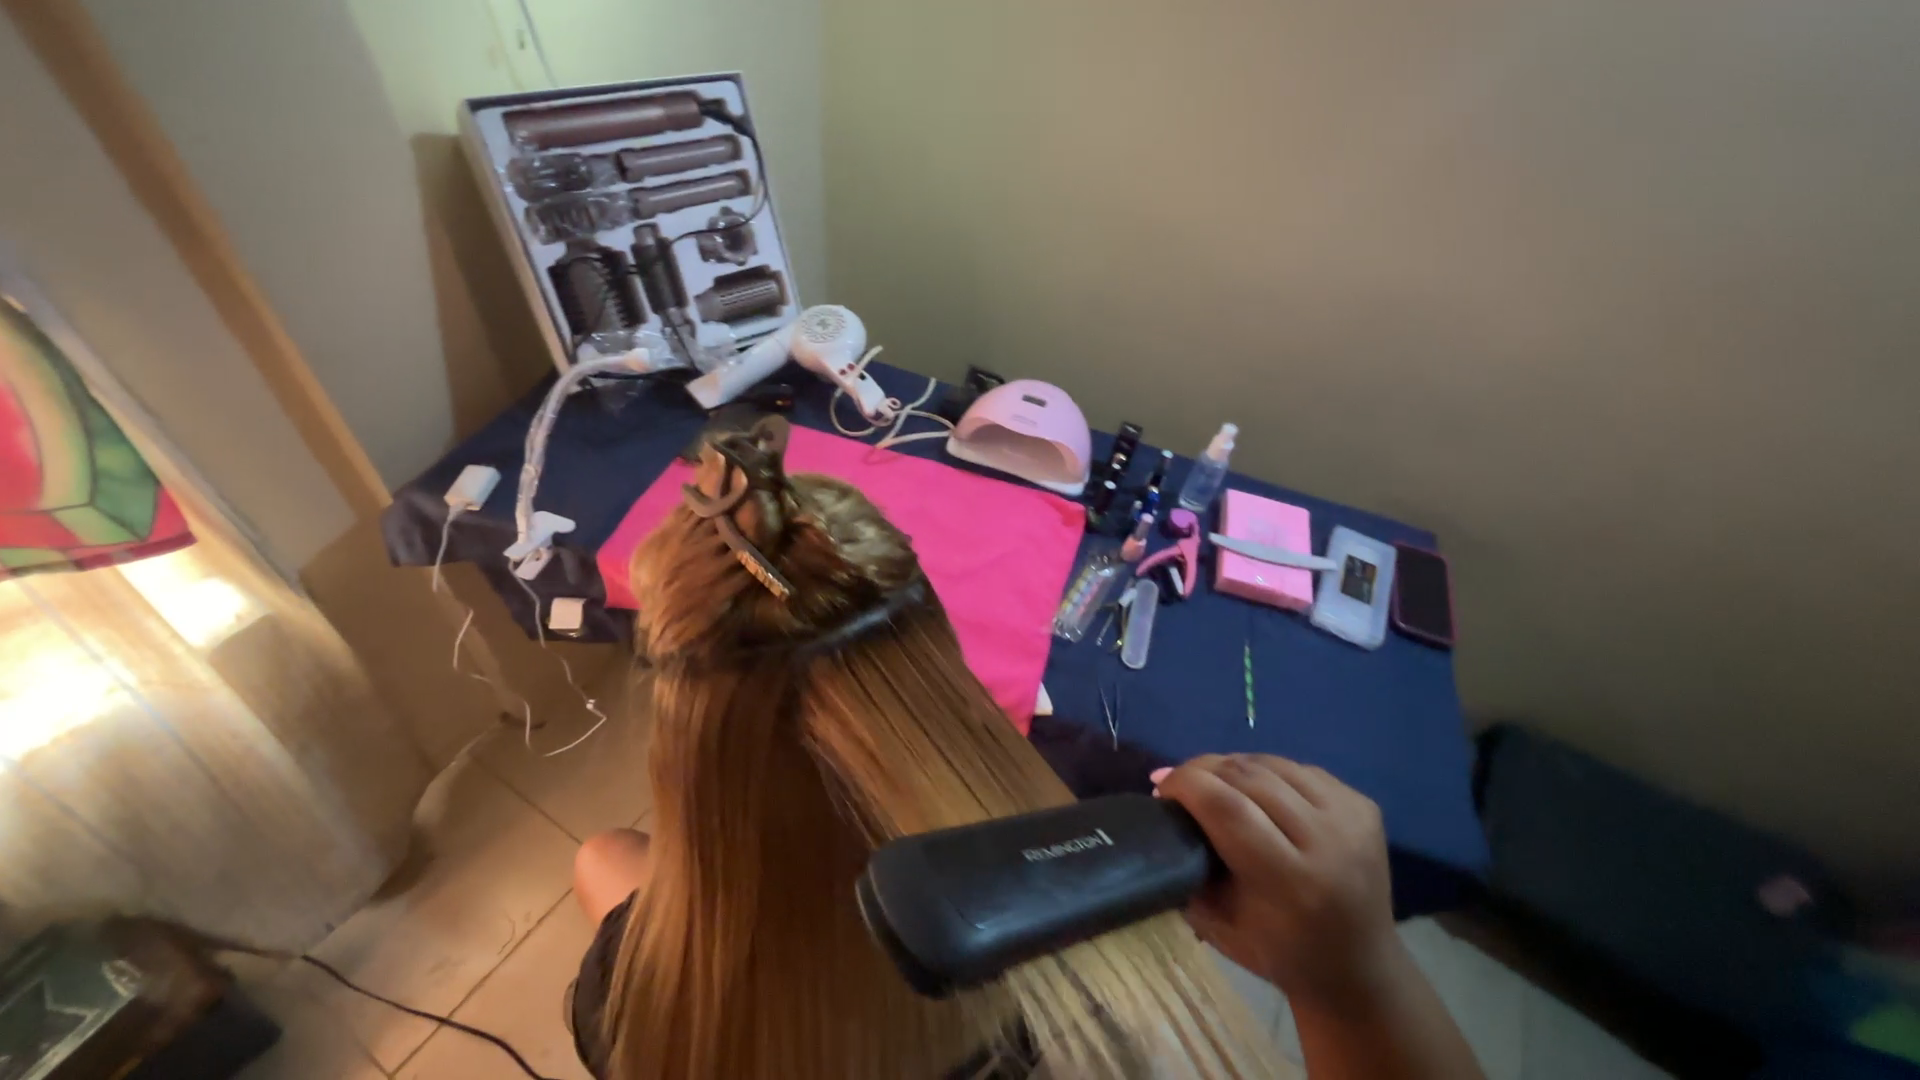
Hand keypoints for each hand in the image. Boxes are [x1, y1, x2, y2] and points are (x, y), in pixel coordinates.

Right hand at [1155, 754, 1399, 1008]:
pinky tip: (1254, 790)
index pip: (1226, 806)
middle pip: (1247, 776)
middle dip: (1201, 769)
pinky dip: (1267, 772)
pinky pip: (1300, 769)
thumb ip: (1190, 863)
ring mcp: (1350, 819)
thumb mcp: (1218, 923)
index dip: (1185, 783)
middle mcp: (1326, 842)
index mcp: (1289, 881)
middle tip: (1178, 781)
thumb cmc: (1279, 953)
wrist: (1360, 970)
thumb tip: (1164, 802)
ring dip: (1232, 766)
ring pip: (1272, 764)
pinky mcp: (1363, 806)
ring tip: (1211, 780)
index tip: (1160, 787)